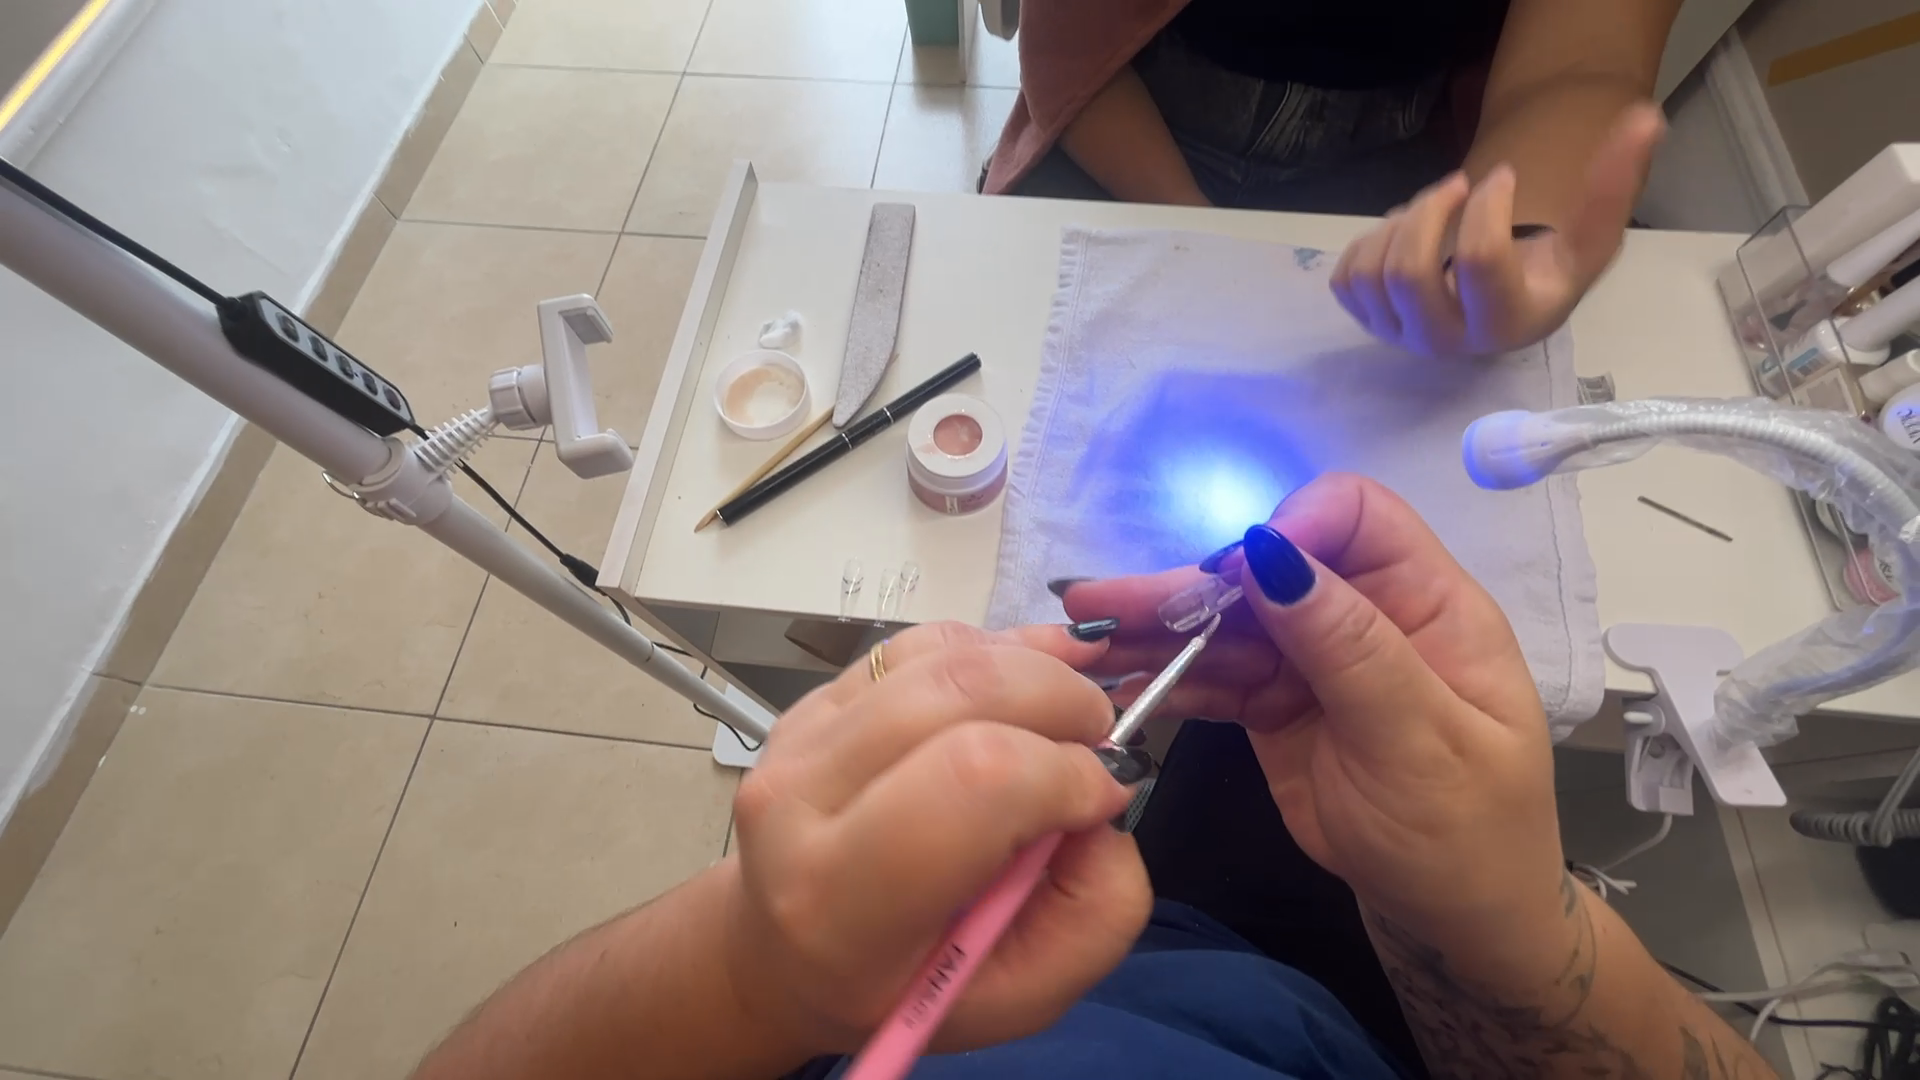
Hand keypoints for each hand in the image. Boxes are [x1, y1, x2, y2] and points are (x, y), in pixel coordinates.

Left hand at [721, 622, 1150, 1055]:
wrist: (784, 946)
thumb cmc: (900, 984)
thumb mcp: (1017, 996)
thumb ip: (1093, 913)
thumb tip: (1104, 799)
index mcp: (840, 897)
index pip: (973, 779)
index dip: (1063, 771)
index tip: (1105, 792)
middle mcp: (801, 797)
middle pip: (959, 690)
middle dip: (1060, 697)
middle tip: (1098, 733)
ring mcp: (801, 733)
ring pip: (943, 654)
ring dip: (1032, 664)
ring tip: (1067, 707)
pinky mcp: (813, 698)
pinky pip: (921, 644)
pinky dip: (991, 648)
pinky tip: (1021, 681)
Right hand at [1063, 474, 1563, 940]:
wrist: (1449, 915)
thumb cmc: (1464, 832)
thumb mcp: (1418, 740)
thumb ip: (1347, 645)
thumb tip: (1270, 550)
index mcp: (1422, 602)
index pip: (1354, 517)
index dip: (1291, 527)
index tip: (1229, 574)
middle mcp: (1358, 615)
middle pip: (1260, 572)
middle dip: (1182, 585)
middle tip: (1099, 602)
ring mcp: (1307, 659)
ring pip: (1223, 625)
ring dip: (1156, 632)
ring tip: (1090, 641)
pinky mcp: (1270, 700)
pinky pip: (1212, 678)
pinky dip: (1168, 682)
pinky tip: (1123, 687)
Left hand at [1330, 104, 1664, 356]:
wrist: (1500, 313)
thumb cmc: (1544, 276)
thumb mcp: (1587, 242)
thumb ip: (1613, 189)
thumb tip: (1642, 120)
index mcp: (1505, 322)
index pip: (1477, 260)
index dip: (1486, 205)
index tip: (1500, 176)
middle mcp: (1444, 340)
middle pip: (1406, 272)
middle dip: (1428, 212)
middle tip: (1456, 184)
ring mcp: (1398, 335)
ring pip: (1371, 274)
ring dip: (1397, 224)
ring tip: (1429, 207)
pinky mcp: (1368, 323)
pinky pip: (1345, 281)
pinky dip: (1366, 243)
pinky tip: (1399, 230)